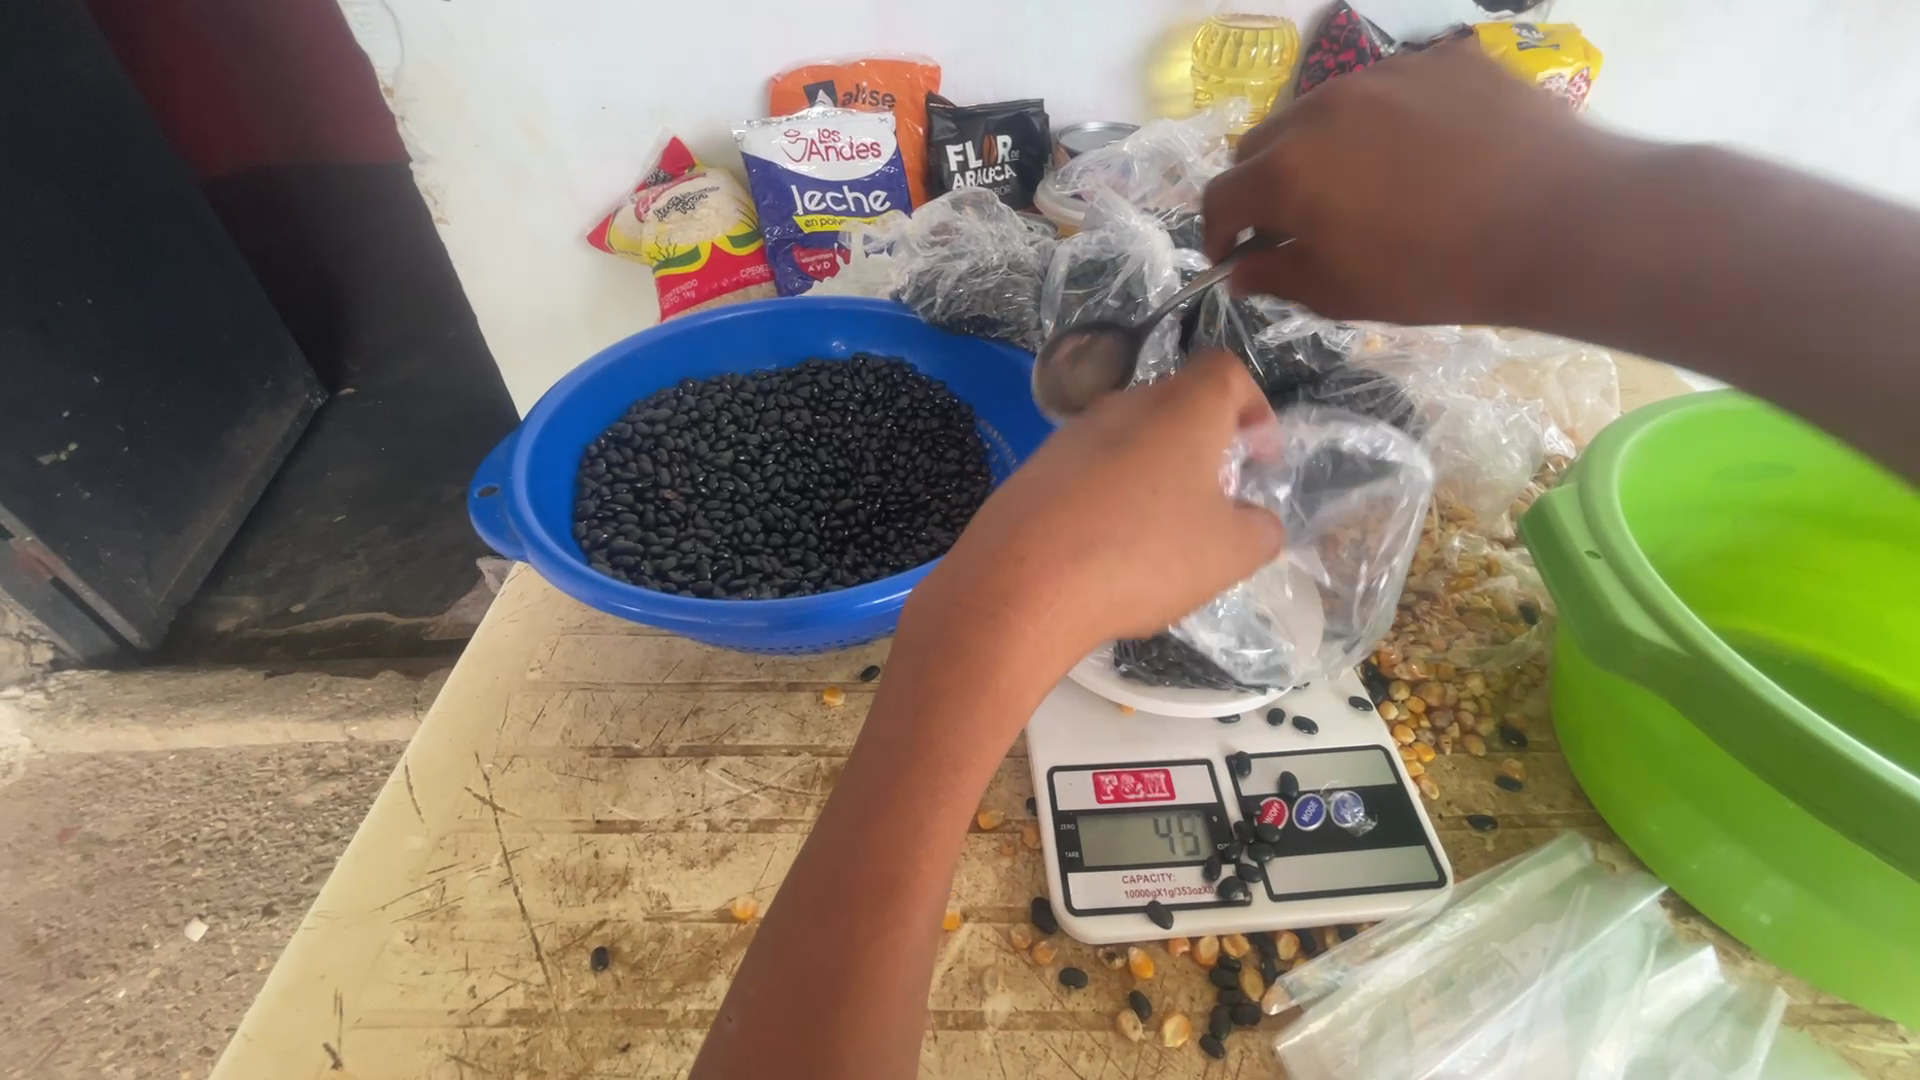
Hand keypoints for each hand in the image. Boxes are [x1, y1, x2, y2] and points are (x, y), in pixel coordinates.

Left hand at [903, 351, 1284, 679]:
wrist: (1020, 582)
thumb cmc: (1140, 555)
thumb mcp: (1229, 554)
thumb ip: (1260, 530)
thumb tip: (1256, 521)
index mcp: (1180, 409)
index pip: (1226, 373)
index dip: (1253, 407)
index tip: (1258, 456)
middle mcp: (1122, 406)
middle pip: (1174, 405)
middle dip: (1203, 445)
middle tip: (1213, 498)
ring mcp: (1068, 435)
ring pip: (1127, 440)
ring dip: (1152, 472)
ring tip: (1157, 530)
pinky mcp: (1033, 469)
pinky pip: (1086, 471)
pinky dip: (1107, 495)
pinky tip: (1103, 545)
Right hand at [1202, 44, 1619, 325]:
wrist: (1558, 222)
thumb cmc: (1430, 273)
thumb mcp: (1336, 293)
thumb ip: (1274, 277)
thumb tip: (1241, 270)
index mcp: (1286, 172)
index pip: (1219, 196)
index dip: (1215, 232)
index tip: (1230, 256)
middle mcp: (1322, 109)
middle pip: (1259, 144)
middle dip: (1258, 186)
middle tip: (1287, 222)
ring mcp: (1384, 74)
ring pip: (1317, 109)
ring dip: (1313, 149)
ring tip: (1352, 184)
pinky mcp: (1441, 59)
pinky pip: (1383, 88)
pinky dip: (1374, 122)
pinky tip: (1410, 155)